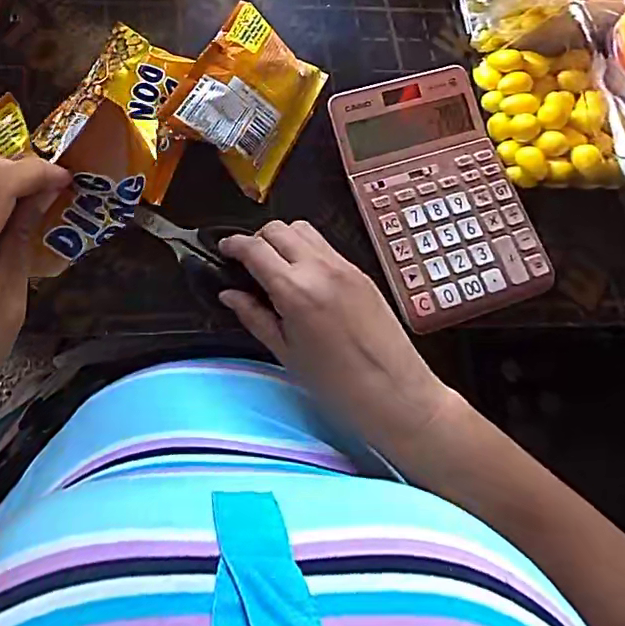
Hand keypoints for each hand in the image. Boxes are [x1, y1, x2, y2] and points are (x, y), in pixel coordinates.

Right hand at [218, 220, 453, 431]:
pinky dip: (306, 250)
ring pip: (302, 229)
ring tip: (276, 266)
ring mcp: (344, 267)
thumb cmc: (340, 386)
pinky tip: (303, 277)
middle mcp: (320, 270)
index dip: (232, 245)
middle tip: (248, 262)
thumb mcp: (285, 353)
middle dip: (256, 239)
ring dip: (282, 239)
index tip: (224, 251)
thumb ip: (254, 316)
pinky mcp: (361, 272)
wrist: (400, 397)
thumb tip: (230, 295)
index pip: (254, 248)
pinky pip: (324, 245)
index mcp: (295, 291)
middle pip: (277, 228)